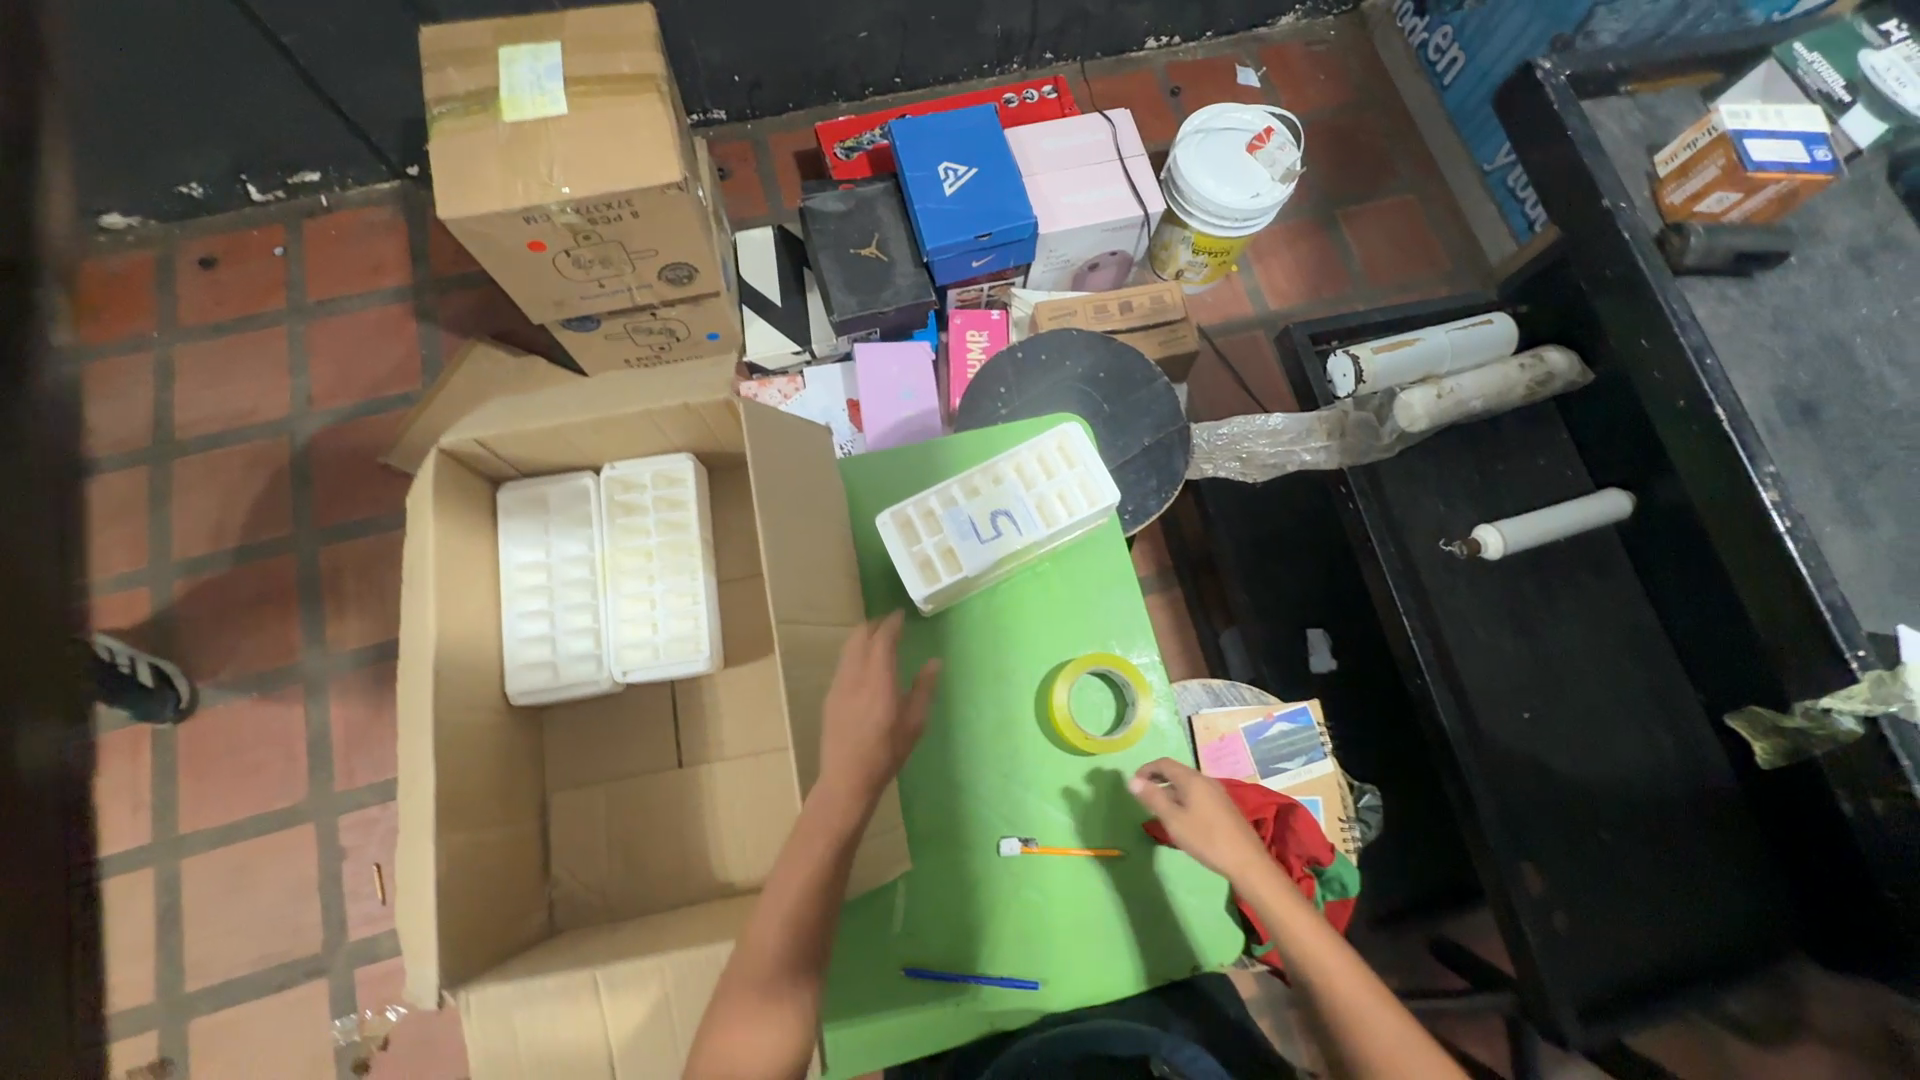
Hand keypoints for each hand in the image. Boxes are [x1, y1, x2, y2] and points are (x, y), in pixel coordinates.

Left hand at [818, 611, 939, 801]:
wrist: (847, 778)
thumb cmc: (887, 753)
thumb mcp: (914, 723)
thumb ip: (924, 689)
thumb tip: (935, 662)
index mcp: (879, 681)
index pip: (883, 640)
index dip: (892, 624)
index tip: (901, 615)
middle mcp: (855, 676)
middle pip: (860, 637)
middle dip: (875, 625)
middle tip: (890, 623)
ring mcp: (839, 685)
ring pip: (848, 648)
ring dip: (863, 636)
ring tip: (877, 637)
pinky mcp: (830, 695)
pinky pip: (843, 662)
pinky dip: (855, 652)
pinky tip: (864, 663)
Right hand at [1129, 758, 1270, 881]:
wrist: (1246, 861)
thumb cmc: (1206, 839)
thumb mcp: (1173, 820)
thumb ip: (1153, 798)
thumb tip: (1132, 780)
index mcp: (1192, 780)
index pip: (1164, 763)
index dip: (1146, 769)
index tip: (1134, 784)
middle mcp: (1206, 780)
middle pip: (1177, 772)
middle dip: (1158, 780)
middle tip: (1144, 797)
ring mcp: (1217, 793)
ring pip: (1187, 785)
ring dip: (1170, 791)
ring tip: (1159, 810)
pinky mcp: (1224, 806)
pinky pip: (1198, 794)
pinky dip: (1183, 799)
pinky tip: (1182, 818)